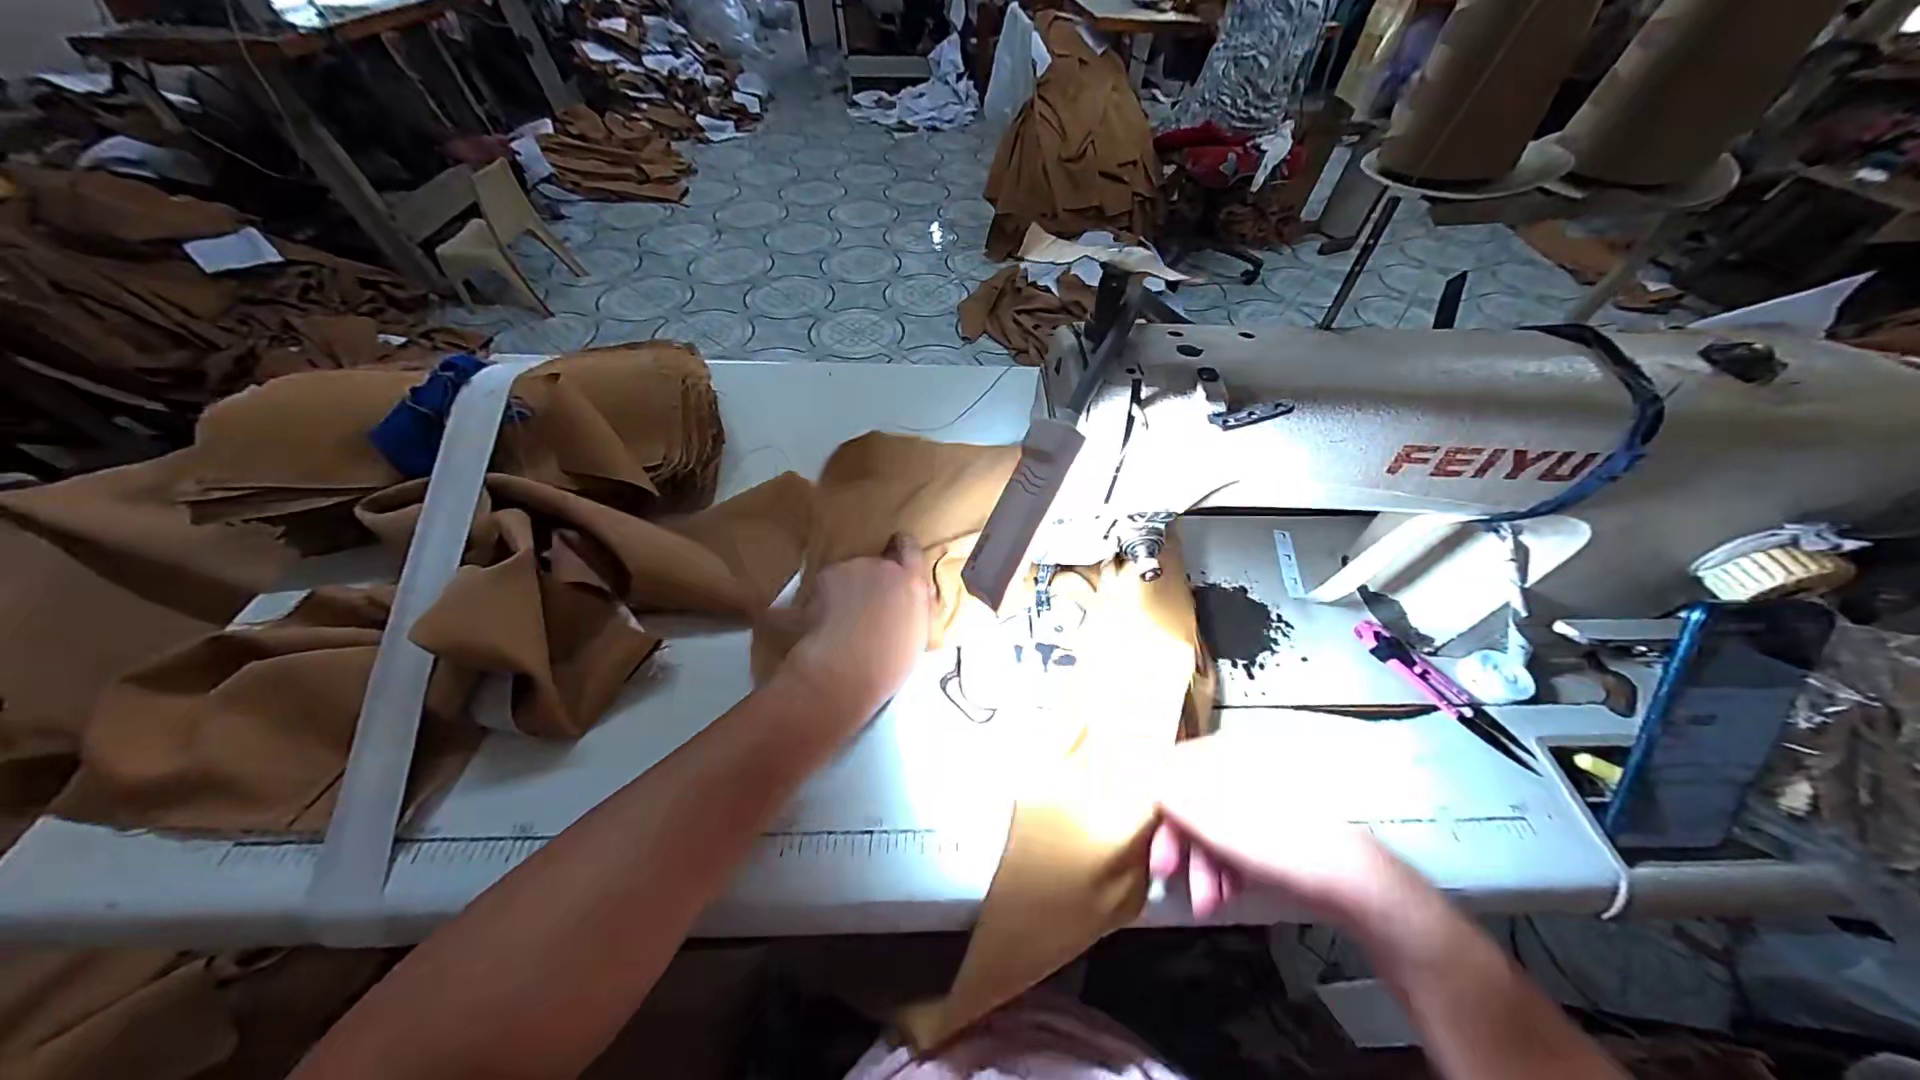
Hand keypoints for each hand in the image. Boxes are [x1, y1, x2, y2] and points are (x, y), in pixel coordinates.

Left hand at [782, 533, 931, 724]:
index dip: (901, 548)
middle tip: (865, 606)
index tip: (895, 552)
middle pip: (877, 562)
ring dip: (848, 586)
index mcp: (912, 582)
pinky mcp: (826, 575)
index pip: (909, 547)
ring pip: (851, 572)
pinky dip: (826, 594)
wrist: (845, 669)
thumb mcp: (917, 633)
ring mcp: (853, 568)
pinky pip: (828, 580)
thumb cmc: (888, 663)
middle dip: (871, 578)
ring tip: (842, 617)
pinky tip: (825, 618)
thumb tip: (915, 595)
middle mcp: (884, 567)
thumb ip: (916, 606)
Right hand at [1150, 730, 1434, 930]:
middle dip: (1180, 845)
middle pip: (1191, 802)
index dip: (1155, 802)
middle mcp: (1240, 771)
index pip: (1174, 767)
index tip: (1146, 834)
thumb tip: (1140, 776)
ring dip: (1202, 866)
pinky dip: (1226, 868)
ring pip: (1213, 828)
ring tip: (1208, 903)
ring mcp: (1260, 800)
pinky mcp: (1275, 829)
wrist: (1356, 881)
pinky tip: (1228, 894)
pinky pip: (1236, 842)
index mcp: (1226, 757)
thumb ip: (1172, 794)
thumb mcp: (1214, 818)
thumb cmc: (1278, 842)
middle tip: (1168, 877)